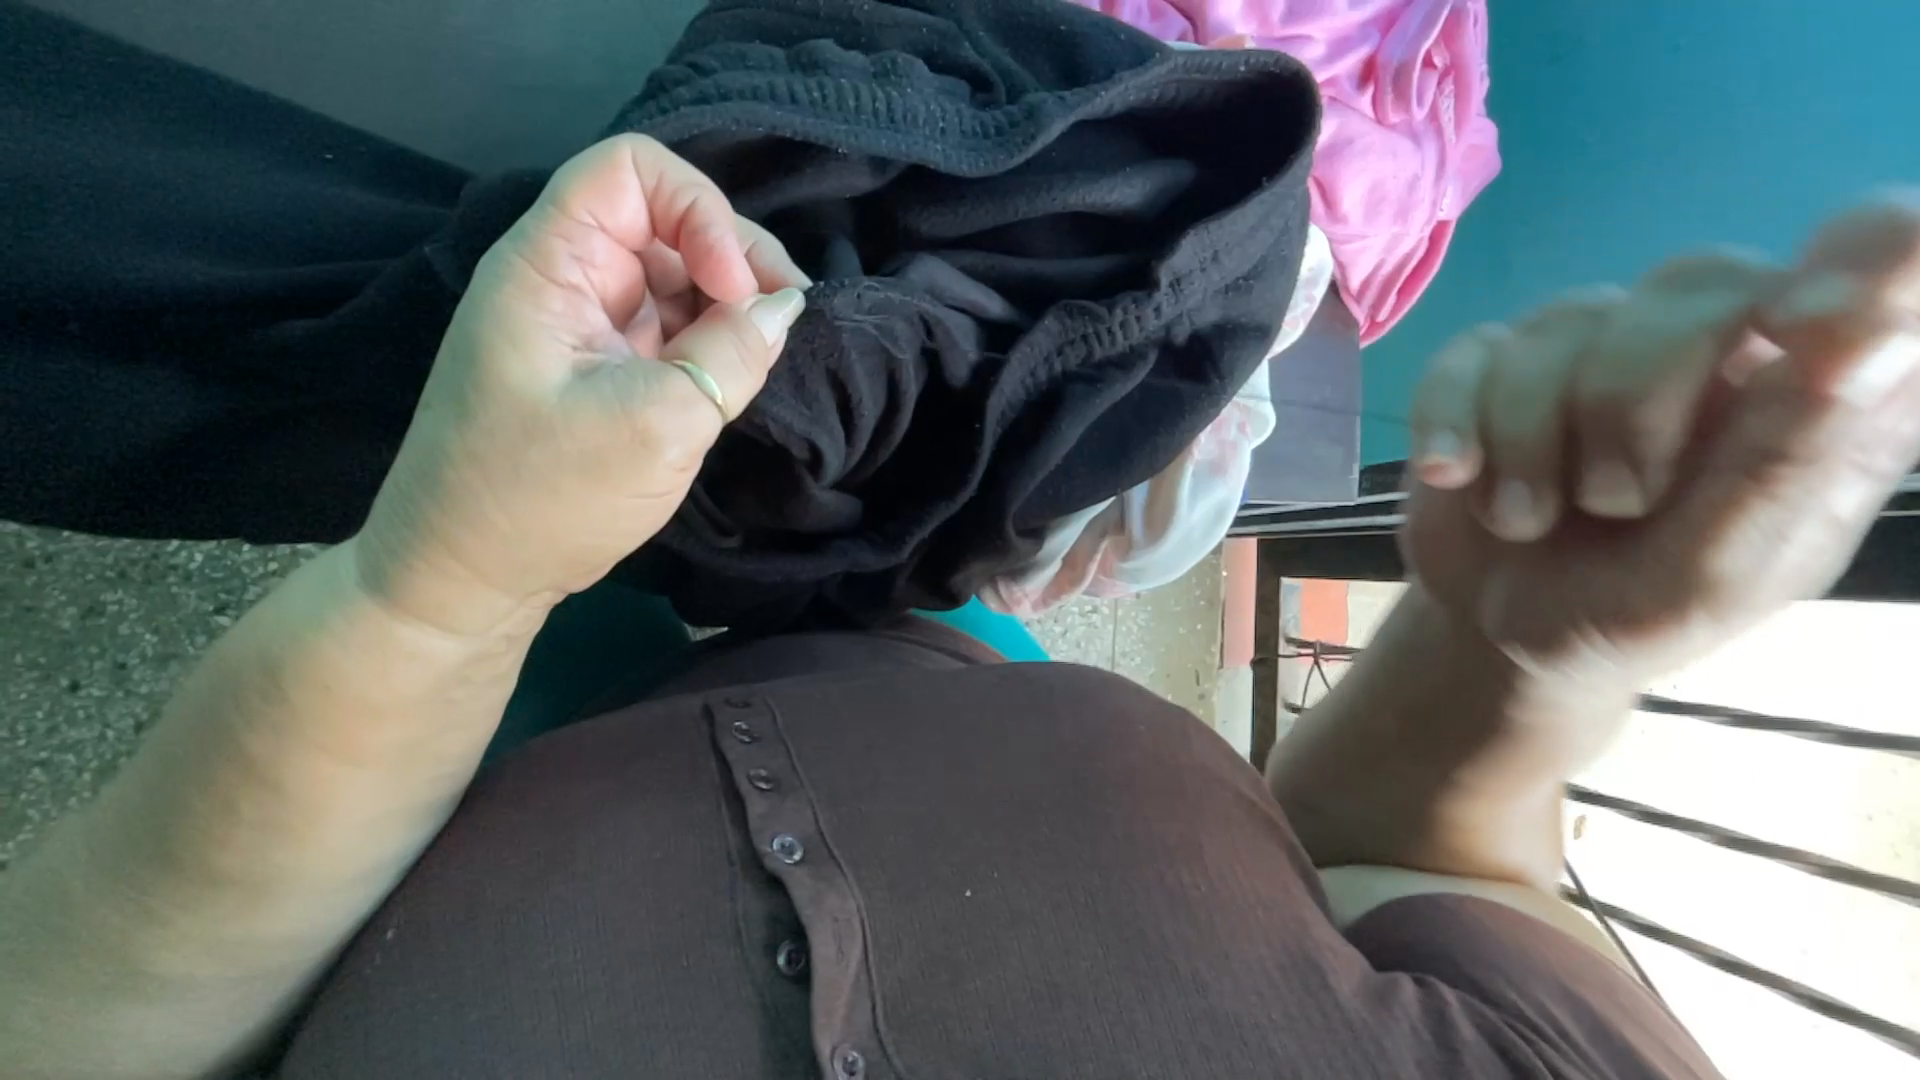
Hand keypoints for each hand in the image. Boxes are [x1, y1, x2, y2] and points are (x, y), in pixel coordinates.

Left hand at [352, 134, 811, 634]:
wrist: (471, 576)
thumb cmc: (545, 497)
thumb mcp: (657, 425)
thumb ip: (732, 356)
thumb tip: (786, 307)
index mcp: (549, 266)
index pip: (633, 172)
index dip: (700, 212)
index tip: (737, 291)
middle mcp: (567, 280)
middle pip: (665, 221)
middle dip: (734, 259)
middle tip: (786, 319)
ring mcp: (588, 327)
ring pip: (676, 278)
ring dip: (731, 305)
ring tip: (767, 354)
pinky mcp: (606, 369)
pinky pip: (673, 329)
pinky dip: (714, 343)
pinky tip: (740, 374)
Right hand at [1404, 197, 1919, 688]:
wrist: (1490, 633)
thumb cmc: (1622, 614)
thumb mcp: (1714, 571)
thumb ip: (1786, 459)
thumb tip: (1873, 327)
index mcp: (1808, 389)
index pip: (1876, 251)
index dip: (1851, 263)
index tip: (1805, 322)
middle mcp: (1704, 345)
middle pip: (1692, 282)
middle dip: (1629, 404)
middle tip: (1610, 502)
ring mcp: (1584, 352)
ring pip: (1562, 323)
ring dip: (1527, 440)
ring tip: (1522, 520)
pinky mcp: (1486, 370)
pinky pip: (1466, 357)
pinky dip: (1450, 420)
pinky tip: (1453, 475)